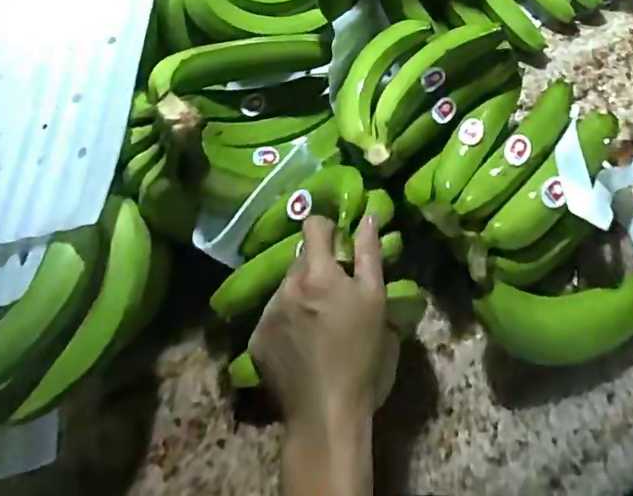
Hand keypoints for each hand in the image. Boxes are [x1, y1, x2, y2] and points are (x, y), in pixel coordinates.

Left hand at [249, 214, 396, 433]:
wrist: (326, 416)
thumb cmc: (361, 358)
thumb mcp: (376, 302)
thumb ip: (370, 254)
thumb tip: (368, 217)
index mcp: (317, 272)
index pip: (312, 225)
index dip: (327, 229)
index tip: (339, 247)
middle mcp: (286, 285)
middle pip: (301, 261)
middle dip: (317, 270)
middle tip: (335, 297)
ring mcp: (267, 312)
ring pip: (286, 289)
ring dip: (300, 297)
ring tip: (318, 328)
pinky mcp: (256, 339)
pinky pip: (272, 317)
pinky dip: (286, 324)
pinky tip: (301, 348)